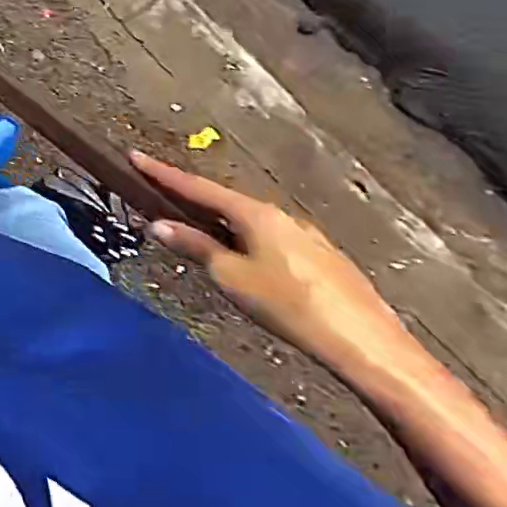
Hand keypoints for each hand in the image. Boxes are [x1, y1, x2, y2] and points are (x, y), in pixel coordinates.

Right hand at [130, 150, 414, 373]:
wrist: (372, 350)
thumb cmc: (291, 307)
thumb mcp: (231, 277)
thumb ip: (195, 247)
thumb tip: (159, 224)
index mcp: (254, 213)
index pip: (196, 186)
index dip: (162, 172)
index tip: (134, 156)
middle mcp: (280, 215)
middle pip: (224, 200)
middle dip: (191, 198)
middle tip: (161, 198)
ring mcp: (306, 237)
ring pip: (250, 221)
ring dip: (220, 222)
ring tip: (199, 236)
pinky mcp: (323, 260)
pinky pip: (271, 239)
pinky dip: (246, 240)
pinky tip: (246, 263)